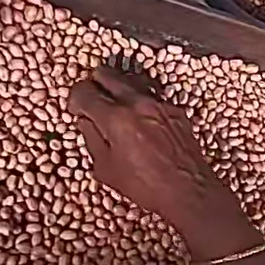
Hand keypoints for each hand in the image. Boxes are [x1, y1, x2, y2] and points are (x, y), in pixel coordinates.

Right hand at [66, 66, 256, 256]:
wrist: (189, 190)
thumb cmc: (147, 186)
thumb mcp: (107, 169)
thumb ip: (92, 139)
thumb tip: (86, 121)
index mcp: (116, 119)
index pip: (84, 91)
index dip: (75, 99)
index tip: (77, 110)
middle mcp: (138, 104)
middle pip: (106, 74)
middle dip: (94, 85)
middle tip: (93, 102)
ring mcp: (160, 104)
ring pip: (131, 81)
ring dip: (118, 89)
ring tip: (115, 109)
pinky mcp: (175, 110)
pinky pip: (152, 95)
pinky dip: (140, 101)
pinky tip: (140, 119)